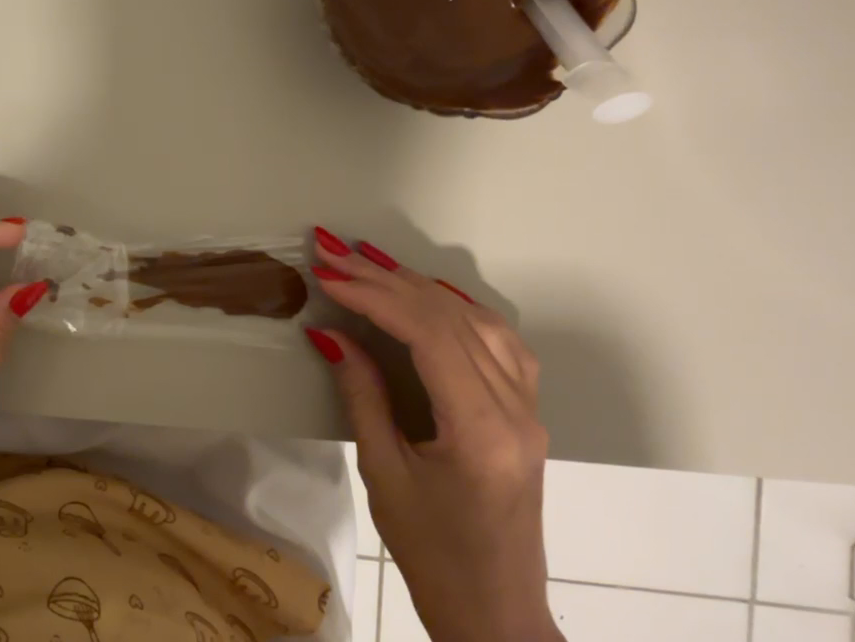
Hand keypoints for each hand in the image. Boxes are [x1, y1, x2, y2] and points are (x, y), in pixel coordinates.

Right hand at [305, 228, 563, 641]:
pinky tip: (430, 292)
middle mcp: (516, 409)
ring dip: (420, 285)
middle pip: (452, 319)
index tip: (325, 275)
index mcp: (483, 428)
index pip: (430, 335)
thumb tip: (332, 335)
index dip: (374, 296)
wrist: (494, 607)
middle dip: (386, 279)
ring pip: (480, 322)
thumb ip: (363, 396)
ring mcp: (528, 410)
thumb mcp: (384, 472)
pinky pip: (499, 343)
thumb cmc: (433, 549)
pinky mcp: (524, 414)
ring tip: (370, 259)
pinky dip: (459, 308)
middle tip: (331, 249)